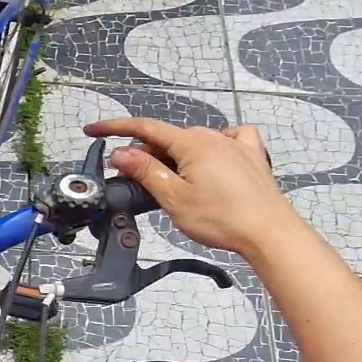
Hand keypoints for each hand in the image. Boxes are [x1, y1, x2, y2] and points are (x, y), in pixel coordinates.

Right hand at [81, 117, 300, 257]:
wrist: (269, 233)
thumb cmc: (221, 218)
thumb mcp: (173, 197)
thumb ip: (145, 171)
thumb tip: (121, 153)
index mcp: (192, 143)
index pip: (144, 128)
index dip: (115, 128)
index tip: (93, 131)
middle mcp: (214, 137)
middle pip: (167, 137)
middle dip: (144, 152)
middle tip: (129, 178)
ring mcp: (236, 145)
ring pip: (192, 141)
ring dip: (173, 155)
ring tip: (168, 181)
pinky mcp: (252, 157)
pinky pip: (227, 139)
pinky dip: (211, 145)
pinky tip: (211, 157)